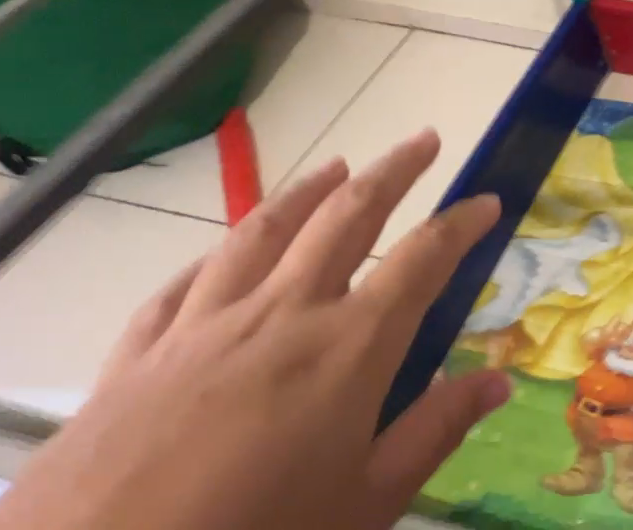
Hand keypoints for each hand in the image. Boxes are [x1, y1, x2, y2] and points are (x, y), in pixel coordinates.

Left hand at [0, 130, 509, 529]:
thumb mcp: (364, 505)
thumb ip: (433, 433)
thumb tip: (498, 381)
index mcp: (349, 348)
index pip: (422, 259)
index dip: (462, 224)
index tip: (489, 202)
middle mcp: (282, 315)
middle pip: (347, 218)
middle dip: (394, 172)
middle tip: (424, 140)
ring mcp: (202, 329)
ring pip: (264, 232)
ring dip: (309, 191)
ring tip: (337, 167)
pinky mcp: (133, 359)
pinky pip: (181, 286)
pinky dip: (216, 255)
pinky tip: (227, 249)